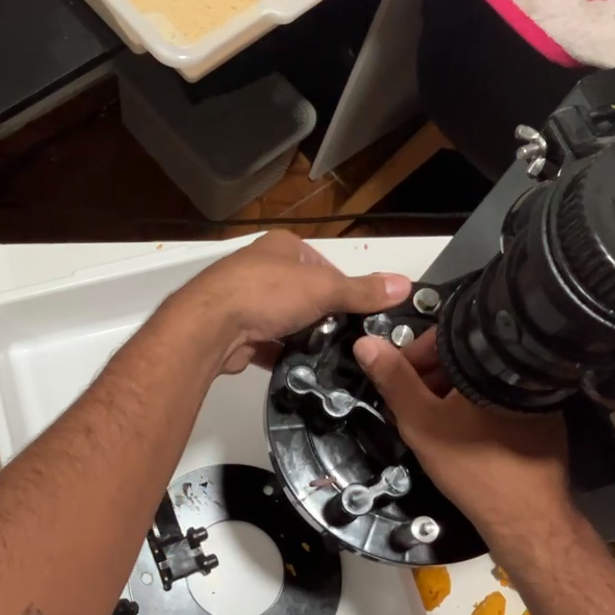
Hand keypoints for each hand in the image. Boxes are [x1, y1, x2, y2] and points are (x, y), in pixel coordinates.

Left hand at [166, 231, 412, 374]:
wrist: (210, 328)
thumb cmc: (266, 294)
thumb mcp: (324, 288)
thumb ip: (362, 291)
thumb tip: (404, 284)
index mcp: (282, 246)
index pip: (325, 266)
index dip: (344, 289)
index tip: (361, 313)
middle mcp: (261, 268)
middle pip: (305, 295)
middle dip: (323, 316)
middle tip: (346, 339)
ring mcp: (245, 301)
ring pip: (286, 321)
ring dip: (302, 337)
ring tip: (326, 355)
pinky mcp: (236, 332)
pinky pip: (268, 344)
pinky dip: (282, 354)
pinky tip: (300, 368)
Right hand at [353, 329, 576, 549]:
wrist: (526, 518)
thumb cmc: (472, 466)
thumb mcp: (421, 422)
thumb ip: (393, 380)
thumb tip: (365, 343)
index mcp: (492, 363)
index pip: (444, 338)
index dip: (412, 356)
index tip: (395, 382)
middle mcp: (519, 373)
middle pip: (462, 361)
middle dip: (429, 379)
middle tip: (408, 407)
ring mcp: (537, 397)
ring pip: (480, 383)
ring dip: (450, 396)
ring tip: (430, 424)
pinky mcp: (545, 421)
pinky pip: (500, 403)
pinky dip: (476, 411)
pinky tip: (461, 435)